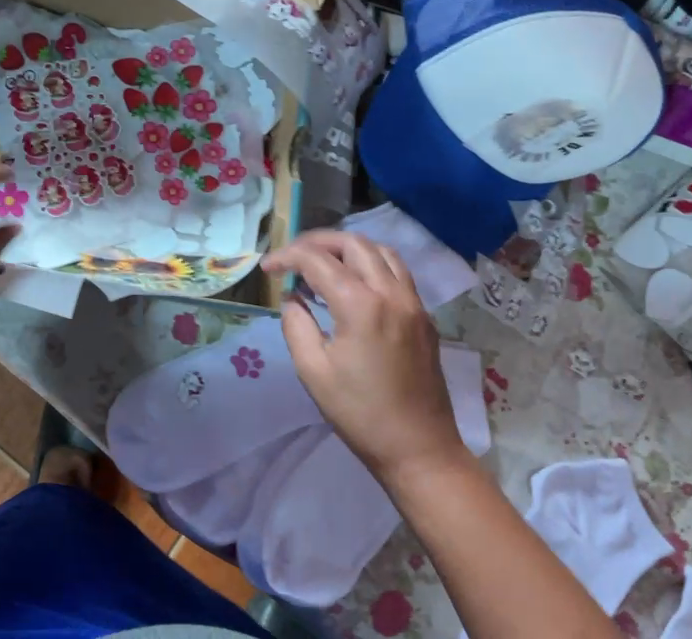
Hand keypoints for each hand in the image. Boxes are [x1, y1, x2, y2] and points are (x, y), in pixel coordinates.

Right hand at [266, 231, 468, 479]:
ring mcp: (413, 303)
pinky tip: (352, 285)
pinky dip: (370, 265)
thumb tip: (293, 298)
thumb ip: (296, 324)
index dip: (286, 257)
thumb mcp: (312, 370)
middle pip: (353, 243)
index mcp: (360, 305)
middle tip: (292, 258)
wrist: (419, 449)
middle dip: (317, 242)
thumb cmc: (360, 413)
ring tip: (322, 264)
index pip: (316, 260)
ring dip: (347, 249)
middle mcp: (391, 293)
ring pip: (380, 252)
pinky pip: (397, 272)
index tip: (267, 269)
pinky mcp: (424, 317)